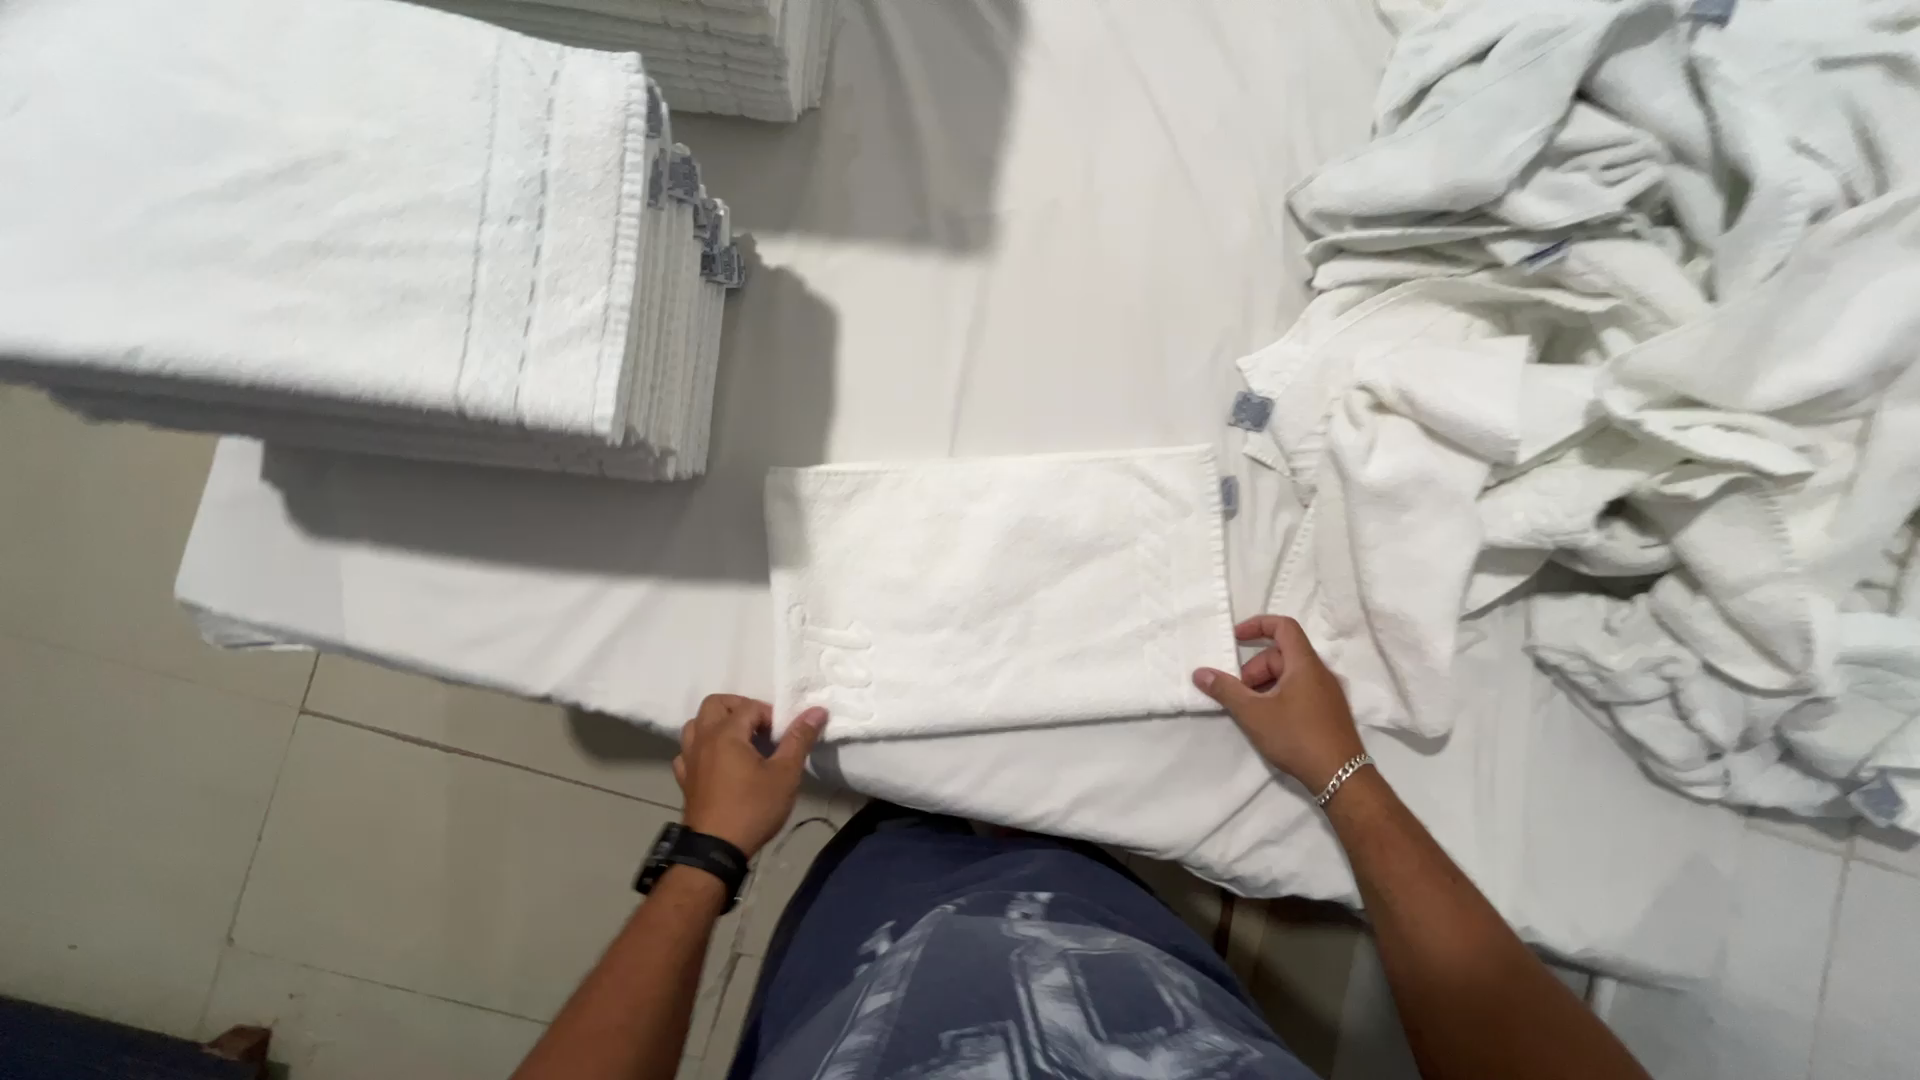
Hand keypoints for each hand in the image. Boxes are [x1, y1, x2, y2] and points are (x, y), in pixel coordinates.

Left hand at [673, 694, 828, 856]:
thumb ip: (799, 739)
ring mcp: (689, 759)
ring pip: (696, 725)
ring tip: (740, 741)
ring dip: (717, 724)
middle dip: (740, 708)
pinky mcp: (685, 779)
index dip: (771, 716)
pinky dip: (702, 748)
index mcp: (726, 733)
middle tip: (761, 728)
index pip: (750, 707)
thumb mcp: (785, 774)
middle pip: (715, 704)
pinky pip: (688, 751)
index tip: (783, 737)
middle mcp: (703, 739)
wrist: (715, 851)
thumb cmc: (753, 809)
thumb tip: (816, 711)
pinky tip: (718, 762)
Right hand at [1192, 615, 1364, 790]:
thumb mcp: (1253, 713)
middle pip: (1282, 654)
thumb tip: (1200, 673)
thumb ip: (1225, 690)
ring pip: (1291, 674)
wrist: (1342, 778)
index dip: (1257, 625)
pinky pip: (1302, 689)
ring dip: (1266, 683)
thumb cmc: (1297, 737)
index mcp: (1305, 664)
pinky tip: (1270, 719)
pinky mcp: (1331, 711)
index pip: (1283, 626)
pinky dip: (1280, 694)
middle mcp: (1321, 672)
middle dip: (1254, 668)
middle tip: (1239, 693)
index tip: (1235, 638)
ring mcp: (1329, 692)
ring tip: (1252, 709)